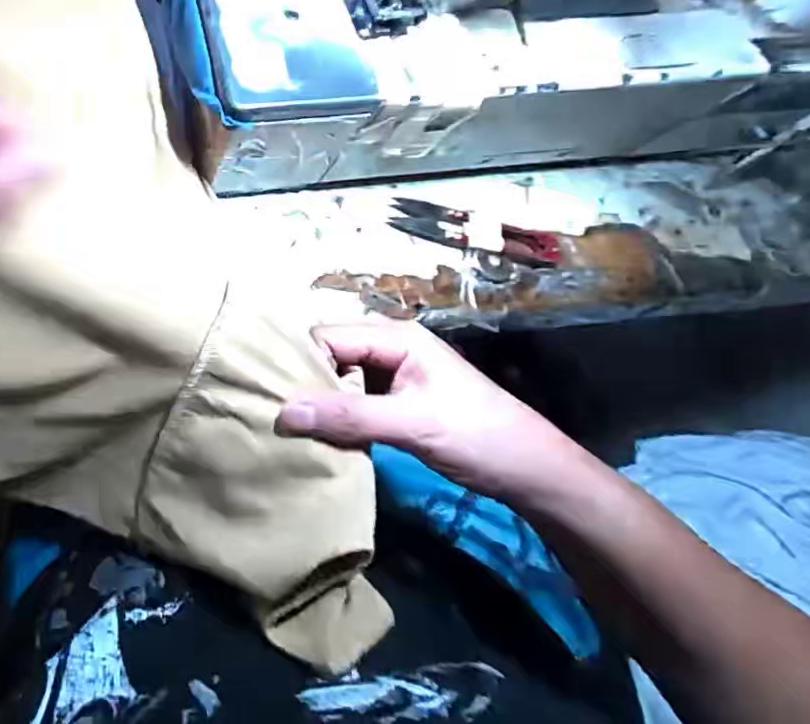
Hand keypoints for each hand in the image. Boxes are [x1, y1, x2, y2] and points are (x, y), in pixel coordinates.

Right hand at [276, 321, 604, 508]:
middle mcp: (390, 348)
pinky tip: (326, 438)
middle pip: (331, 356)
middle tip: (283, 419)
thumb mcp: (412, 425)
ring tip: (297, 431)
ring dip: (323, 404)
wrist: (532, 472)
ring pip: (341, 380)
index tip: (277, 398)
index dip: (302, 364)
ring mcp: (395, 375)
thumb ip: (349, 417)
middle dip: (309, 385)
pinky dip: (339, 417)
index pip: (328, 337)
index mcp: (395, 337)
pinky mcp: (398, 401)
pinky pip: (355, 401)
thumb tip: (284, 413)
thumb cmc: (477, 437)